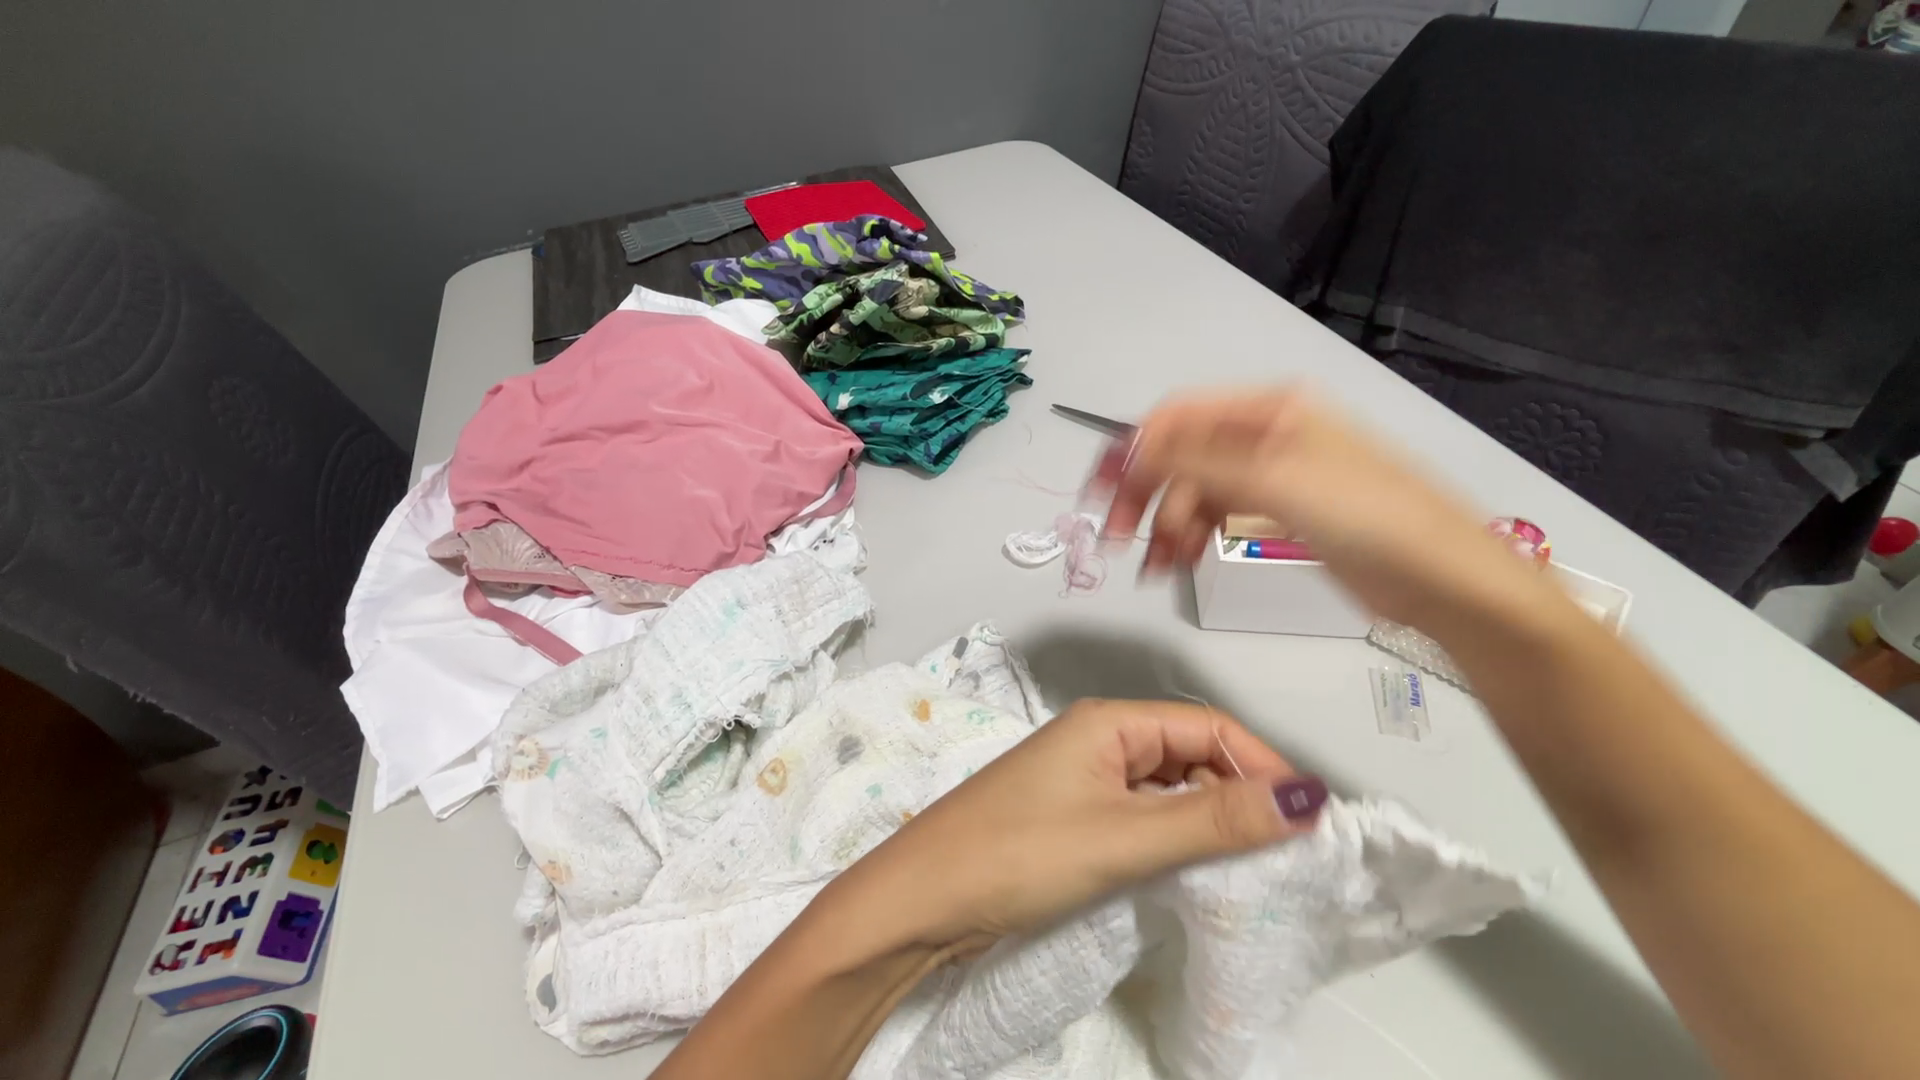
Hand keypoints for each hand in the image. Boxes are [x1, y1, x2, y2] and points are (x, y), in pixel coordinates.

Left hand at [831, 699, 1324, 953]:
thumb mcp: (1125, 837)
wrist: (920, 900)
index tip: (1311, 821)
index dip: (1263, 766)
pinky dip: (1171, 836)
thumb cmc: (1018, 855)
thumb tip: (1309, 795)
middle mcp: (1096, 740)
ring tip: (1250, 865)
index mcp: (1108, 722)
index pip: (1208, 726)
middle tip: (1287, 851)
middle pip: (1189, 753)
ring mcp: (1079, 779)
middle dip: (1239, 793)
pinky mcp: (1068, 817)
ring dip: (1208, 818)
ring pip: (1165, 787)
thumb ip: (1215, 818)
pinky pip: (1138, 814)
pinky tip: (1191, 870)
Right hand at [1101, 387, 1560, 638]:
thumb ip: (1194, 460)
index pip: (1178, 417)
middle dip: (1146, 494)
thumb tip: (1128, 450)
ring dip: (1167, 523)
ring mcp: (1271, 474)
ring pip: (1194, 490)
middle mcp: (1265, 433)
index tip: (1100, 492)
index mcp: (1269, 408)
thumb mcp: (1276, 478)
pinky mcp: (1277, 513)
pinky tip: (1181, 562)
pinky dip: (1191, 536)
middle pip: (1181, 455)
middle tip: (1118, 539)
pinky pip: (1216, 516)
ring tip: (1157, 565)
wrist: (1444, 579)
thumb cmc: (1368, 518)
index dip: (1132, 449)